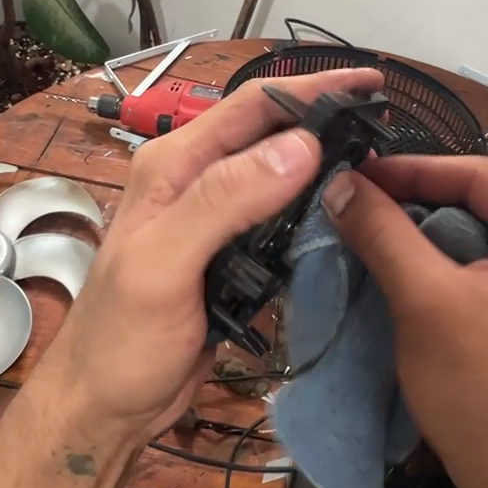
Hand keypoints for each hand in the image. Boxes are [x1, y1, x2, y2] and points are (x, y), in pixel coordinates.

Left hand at [41, 67, 385, 443]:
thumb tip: (302, 145)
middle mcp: (194, 178)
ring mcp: (214, 216)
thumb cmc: (121, 339)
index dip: (312, 89)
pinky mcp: (230, 251)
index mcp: (174, 165)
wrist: (105, 404)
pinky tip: (338, 209)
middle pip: (268, 131)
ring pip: (277, 171)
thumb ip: (225, 201)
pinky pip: (278, 214)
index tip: (369, 83)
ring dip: (321, 160)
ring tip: (373, 160)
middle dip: (323, 117)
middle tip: (382, 122)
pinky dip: (310, 204)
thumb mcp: (165, 264)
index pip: (251, 107)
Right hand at [320, 157, 487, 487]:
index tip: (354, 172)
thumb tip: (340, 181)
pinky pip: (484, 264)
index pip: (479, 176)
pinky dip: (440, 262)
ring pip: (477, 232)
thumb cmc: (483, 395)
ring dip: (422, 233)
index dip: (411, 170)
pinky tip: (399, 264)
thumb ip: (383, 232)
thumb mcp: (426, 302)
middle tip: (356, 200)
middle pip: (480, 201)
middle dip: (414, 202)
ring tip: (368, 228)